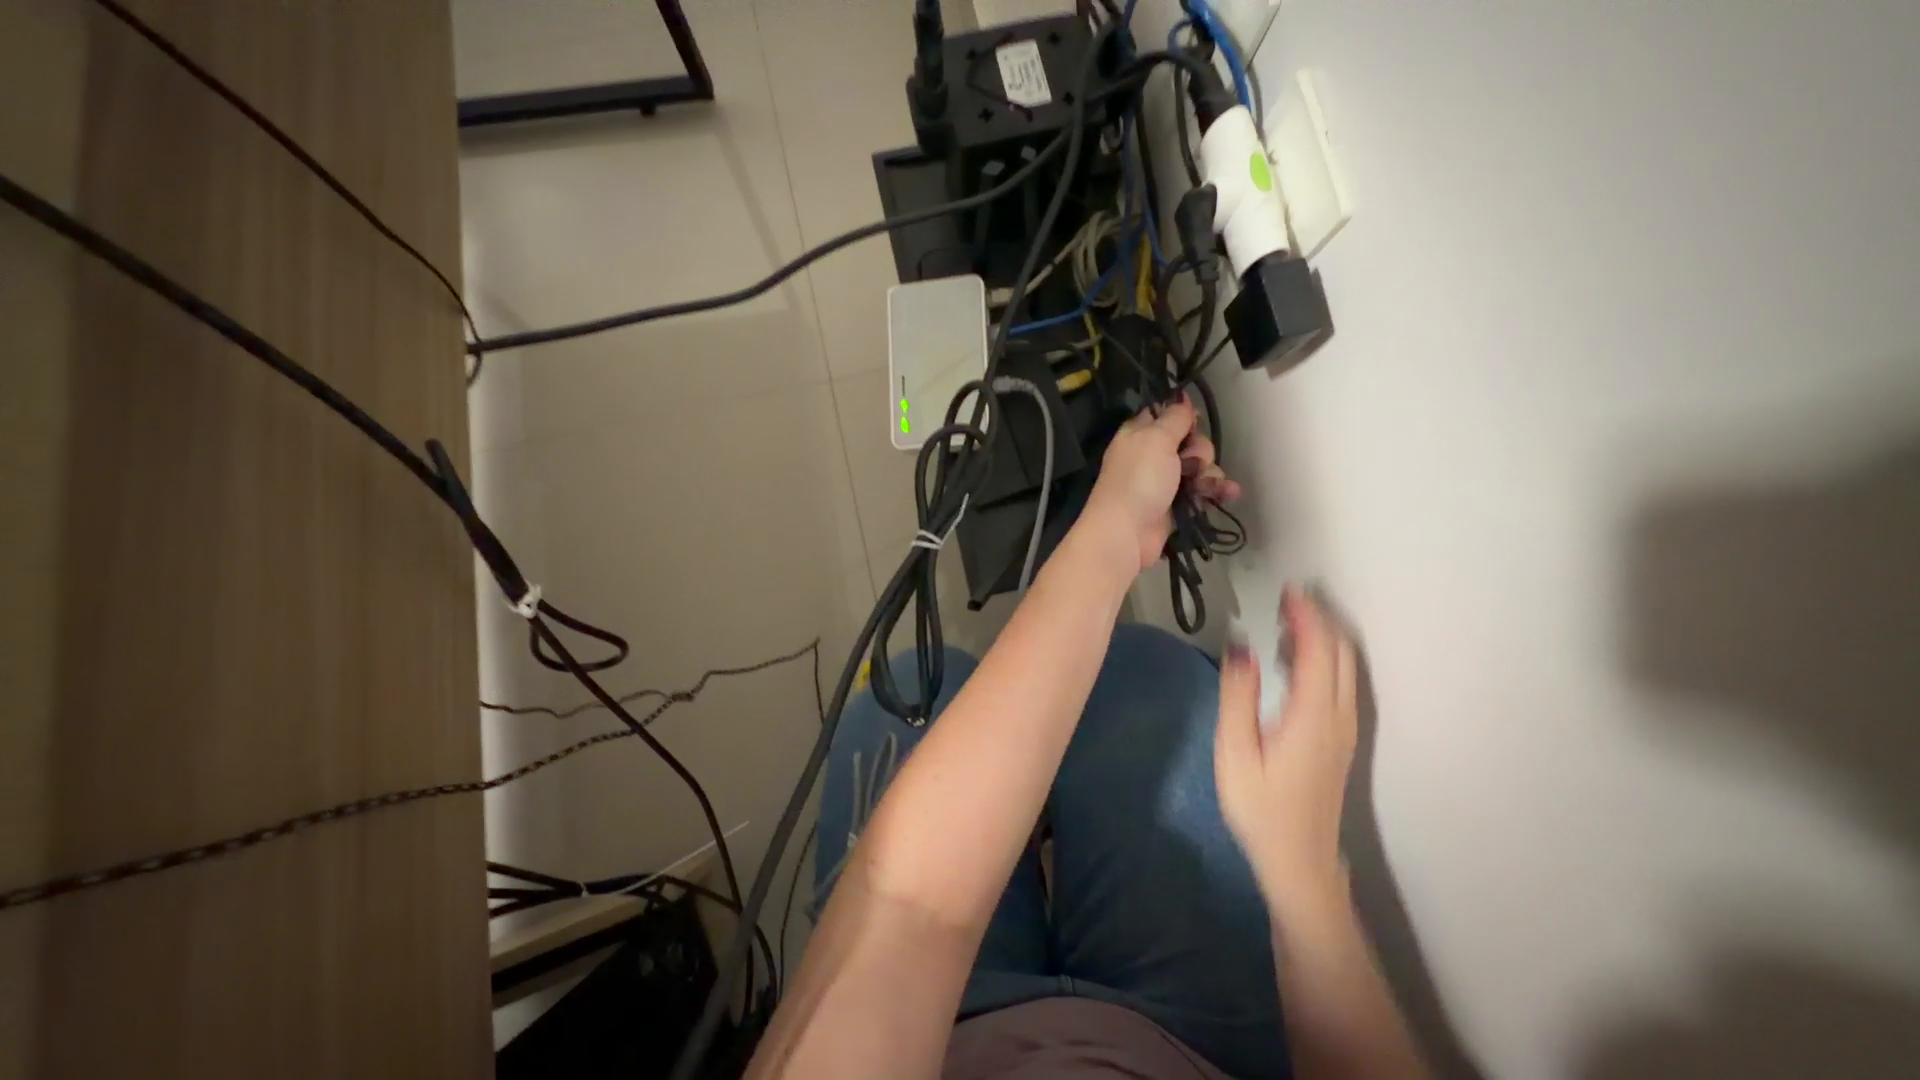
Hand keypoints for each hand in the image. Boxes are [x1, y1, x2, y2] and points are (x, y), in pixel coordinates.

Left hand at [1080, 398, 1240, 574]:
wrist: (1128, 532)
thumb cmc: (1139, 480)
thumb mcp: (1155, 439)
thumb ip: (1173, 417)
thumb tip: (1181, 396)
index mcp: (1140, 433)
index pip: (1167, 414)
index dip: (1184, 417)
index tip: (1192, 424)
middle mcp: (1152, 454)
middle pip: (1191, 441)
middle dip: (1200, 450)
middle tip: (1189, 463)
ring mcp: (1165, 481)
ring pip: (1201, 466)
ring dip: (1210, 473)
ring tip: (1203, 485)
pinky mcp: (1177, 504)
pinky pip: (1203, 490)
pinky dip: (1216, 490)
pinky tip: (1228, 493)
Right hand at [1215, 587, 1358, 911]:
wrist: (1300, 860)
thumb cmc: (1260, 808)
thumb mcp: (1235, 752)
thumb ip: (1238, 696)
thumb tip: (1241, 648)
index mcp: (1312, 714)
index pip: (1318, 649)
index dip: (1306, 616)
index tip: (1288, 591)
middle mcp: (1338, 716)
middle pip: (1340, 653)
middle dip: (1319, 621)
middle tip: (1285, 603)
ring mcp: (1345, 729)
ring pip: (1345, 668)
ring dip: (1323, 640)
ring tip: (1287, 626)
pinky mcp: (1342, 740)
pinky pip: (1341, 684)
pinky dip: (1325, 661)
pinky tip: (1296, 665)